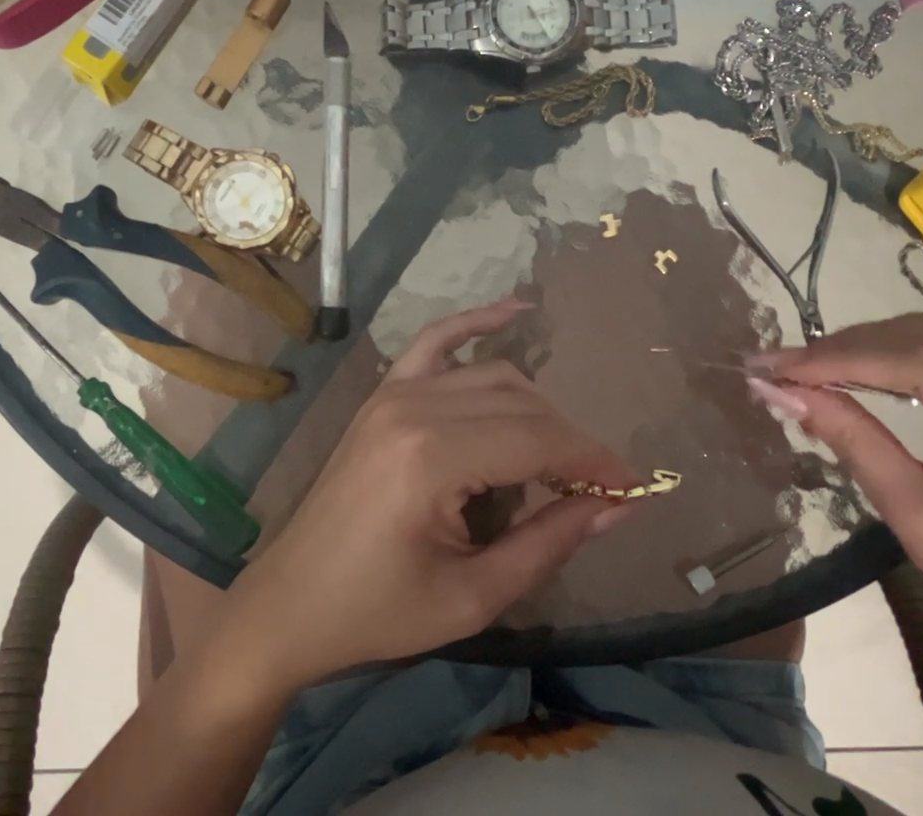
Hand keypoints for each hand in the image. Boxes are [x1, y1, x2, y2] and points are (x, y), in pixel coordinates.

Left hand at [218, 300, 637, 689]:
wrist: (290, 604)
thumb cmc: (377, 612)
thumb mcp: (472, 596)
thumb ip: (548, 543)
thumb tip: (616, 506)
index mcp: (431, 459)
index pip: (539, 441)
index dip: (594, 462)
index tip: (632, 489)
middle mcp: (413, 408)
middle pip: (522, 404)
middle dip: (570, 442)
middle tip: (596, 488)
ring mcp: (391, 394)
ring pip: (492, 376)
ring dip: (537, 408)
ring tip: (561, 457)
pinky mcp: (380, 396)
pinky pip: (434, 342)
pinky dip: (476, 323)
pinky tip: (516, 310)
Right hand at [753, 314, 922, 641]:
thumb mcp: (914, 513)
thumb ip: (853, 442)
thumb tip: (780, 391)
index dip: (845, 359)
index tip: (776, 365)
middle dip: (846, 350)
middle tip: (778, 365)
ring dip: (862, 348)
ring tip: (802, 366)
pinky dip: (887, 357)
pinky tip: (846, 367)